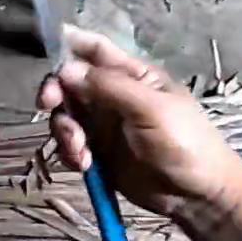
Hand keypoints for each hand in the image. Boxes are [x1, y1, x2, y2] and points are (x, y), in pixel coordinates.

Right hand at [37, 26, 241, 219]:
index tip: (43, 47)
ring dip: (64, 130)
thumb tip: (66, 69)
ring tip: (81, 151)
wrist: (198, 197)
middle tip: (48, 105)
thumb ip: (109, 87)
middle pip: (70, 82)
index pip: (95, 49)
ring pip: (66, 116)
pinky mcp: (98, 152)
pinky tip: (86, 166)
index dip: (68, 43)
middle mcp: (112, 96)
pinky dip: (70, 153)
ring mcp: (104, 126)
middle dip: (55, 92)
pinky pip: (70, 145)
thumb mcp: (152, 109)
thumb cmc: (186, 144)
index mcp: (131, 76)